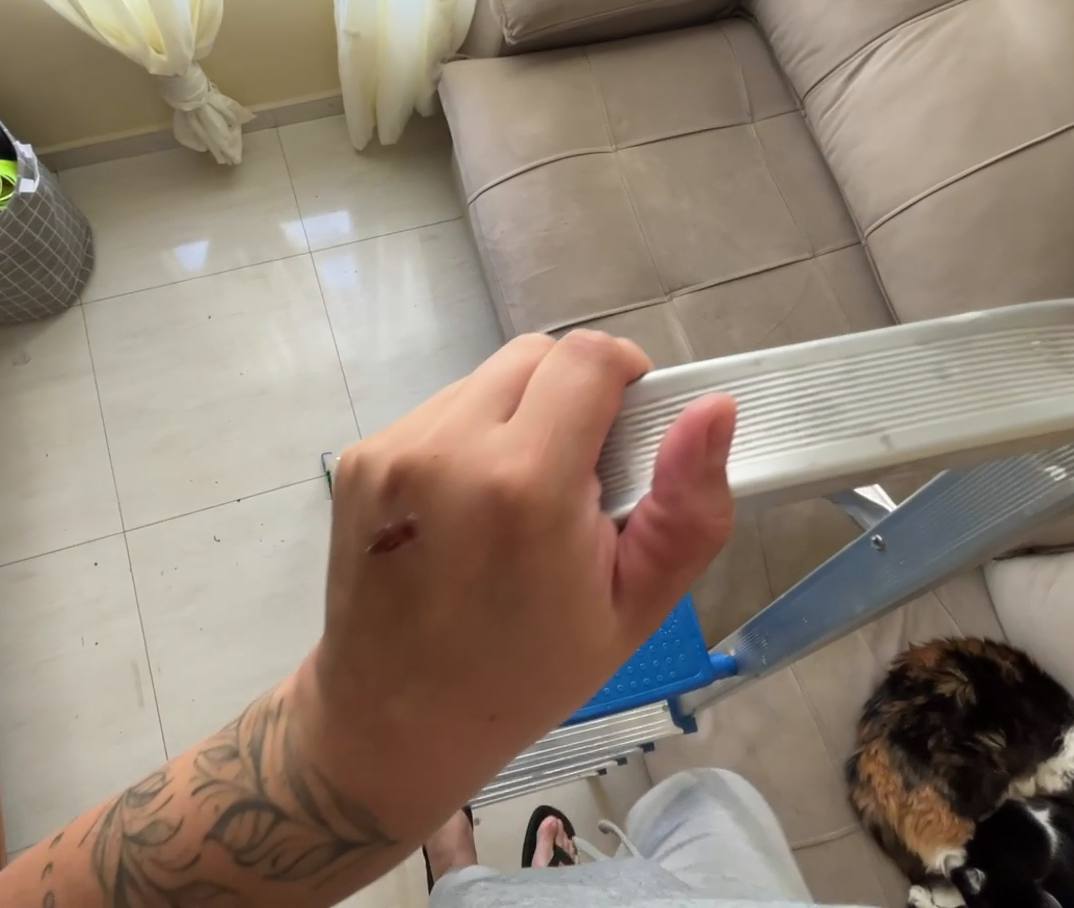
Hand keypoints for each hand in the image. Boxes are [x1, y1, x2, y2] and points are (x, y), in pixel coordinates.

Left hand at [293, 332, 736, 839]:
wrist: (393, 718)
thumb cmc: (526, 674)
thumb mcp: (633, 609)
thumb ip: (687, 508)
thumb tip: (713, 408)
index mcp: (523, 483)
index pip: (587, 357)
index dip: (623, 375)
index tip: (628, 425)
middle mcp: (446, 448)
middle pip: (535, 355)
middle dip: (572, 394)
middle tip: (578, 470)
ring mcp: (392, 448)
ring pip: (484, 380)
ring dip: (518, 415)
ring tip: (517, 494)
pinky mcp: (360, 456)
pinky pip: (439, 410)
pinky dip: (469, 436)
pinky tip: (466, 504)